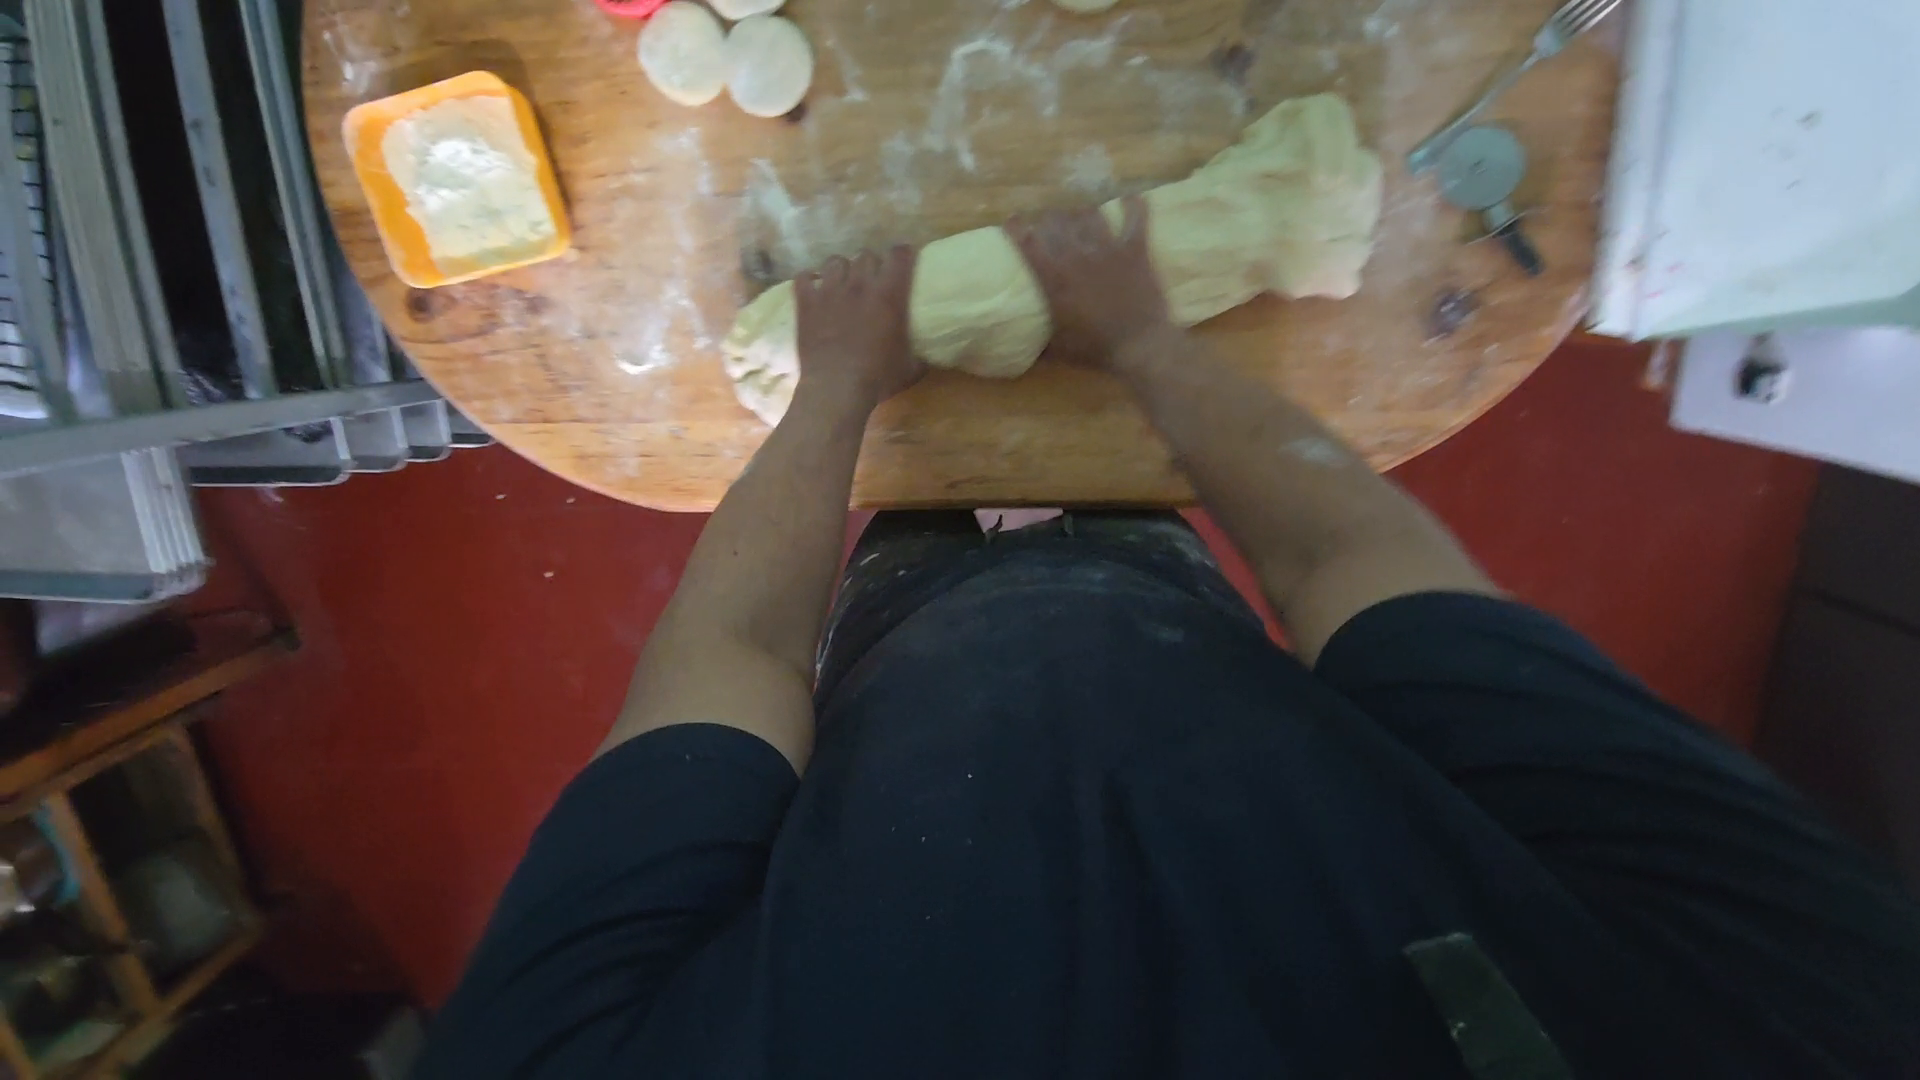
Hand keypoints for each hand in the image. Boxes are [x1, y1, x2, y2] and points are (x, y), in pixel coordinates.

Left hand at [793, 245, 923, 414]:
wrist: (836, 389)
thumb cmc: (878, 379)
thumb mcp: (910, 369)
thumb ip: (920, 355)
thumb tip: (928, 357)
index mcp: (889, 295)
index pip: (900, 255)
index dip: (903, 254)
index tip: (905, 260)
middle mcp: (860, 285)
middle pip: (867, 256)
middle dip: (871, 265)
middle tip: (872, 281)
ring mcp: (830, 291)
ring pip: (836, 261)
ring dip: (842, 270)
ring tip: (843, 285)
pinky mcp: (806, 302)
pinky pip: (804, 277)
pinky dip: (809, 281)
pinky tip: (814, 290)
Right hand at [1004, 195, 1176, 371]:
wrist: (1139, 346)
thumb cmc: (1095, 349)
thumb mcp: (1059, 350)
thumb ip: (1041, 344)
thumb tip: (1027, 351)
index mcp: (1054, 279)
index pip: (1028, 243)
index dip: (1016, 227)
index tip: (1012, 220)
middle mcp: (1077, 256)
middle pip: (1056, 220)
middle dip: (1048, 217)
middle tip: (1048, 222)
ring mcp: (1108, 248)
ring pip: (1089, 212)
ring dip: (1081, 209)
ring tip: (1079, 210)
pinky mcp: (1136, 248)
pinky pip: (1135, 215)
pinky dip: (1132, 204)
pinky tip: (1127, 198)